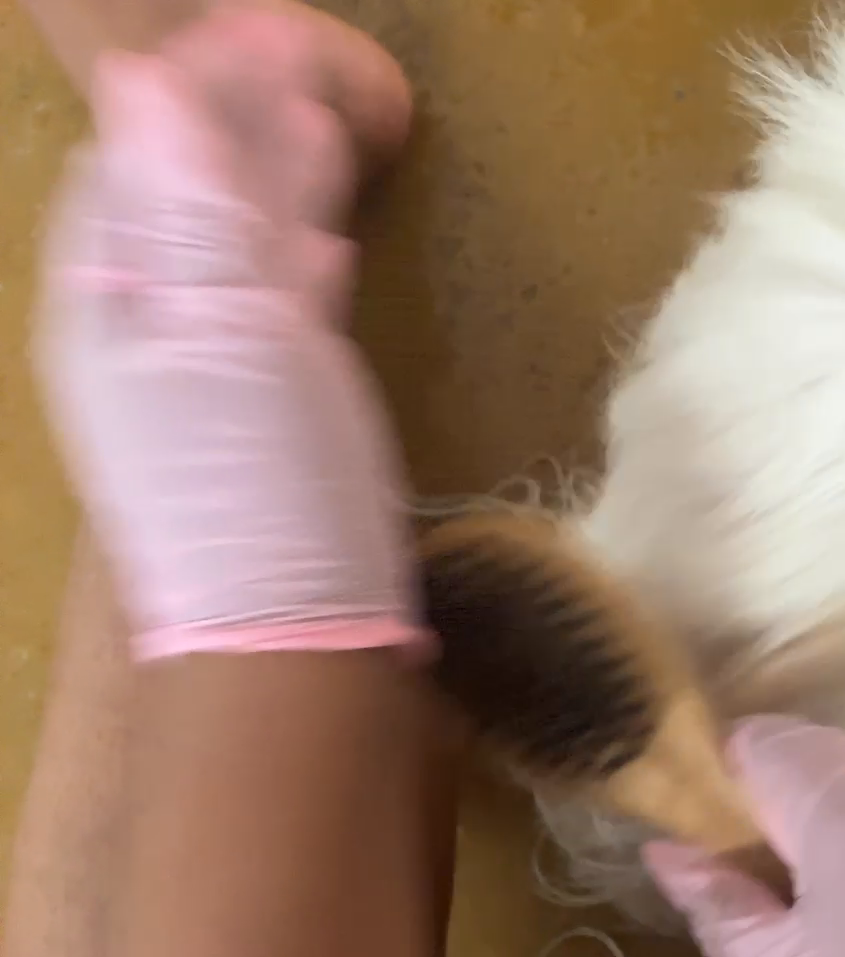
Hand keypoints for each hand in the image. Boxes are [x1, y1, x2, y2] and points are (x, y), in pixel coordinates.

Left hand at [33, 45, 423, 660]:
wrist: (290, 622)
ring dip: (279, 184)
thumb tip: (155, 91)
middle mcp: (158, 322)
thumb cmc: (262, 491)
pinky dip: (305, 266)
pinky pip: (282, 314)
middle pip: (194, 196)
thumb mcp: (224, 349)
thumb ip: (199, 230)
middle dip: (242, 122)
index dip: (208, 96)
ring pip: (243, 249)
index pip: (158, 165)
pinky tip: (330, 250)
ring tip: (318, 129)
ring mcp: (221, 368)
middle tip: (302, 56)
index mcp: (125, 298)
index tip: (275, 36)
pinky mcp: (282, 406)